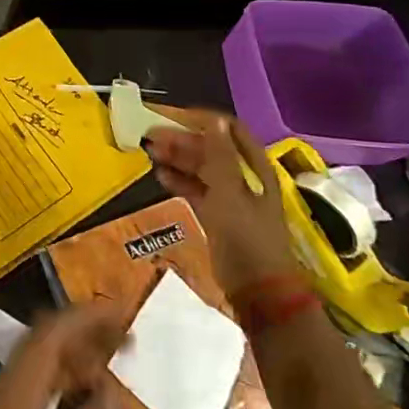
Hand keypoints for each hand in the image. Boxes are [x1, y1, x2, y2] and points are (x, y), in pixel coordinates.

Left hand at [0, 305, 126, 408]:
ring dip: (76, 353)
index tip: (122, 310)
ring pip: (38, 364)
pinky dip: (66, 378)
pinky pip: (37, 387)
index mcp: (10, 406)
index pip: (44, 338)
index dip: (83, 317)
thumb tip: (112, 390)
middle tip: (128, 332)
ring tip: (115, 357)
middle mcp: (1, 399)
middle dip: (83, 330)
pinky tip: (87, 396)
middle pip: (40, 344)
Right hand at [146, 109, 301, 296]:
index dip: (201, 120)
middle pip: (210, 148)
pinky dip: (179, 181)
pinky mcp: (216, 215)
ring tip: (151, 153)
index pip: (227, 130)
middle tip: (151, 137)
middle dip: (181, 140)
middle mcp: (242, 176)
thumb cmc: (246, 237)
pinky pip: (195, 189)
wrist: (257, 290)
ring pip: (200, 168)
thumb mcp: (230, 193)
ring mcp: (229, 196)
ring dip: (177, 158)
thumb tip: (214, 120)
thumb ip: (219, 156)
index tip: (170, 118)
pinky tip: (161, 176)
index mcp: (253, 167)